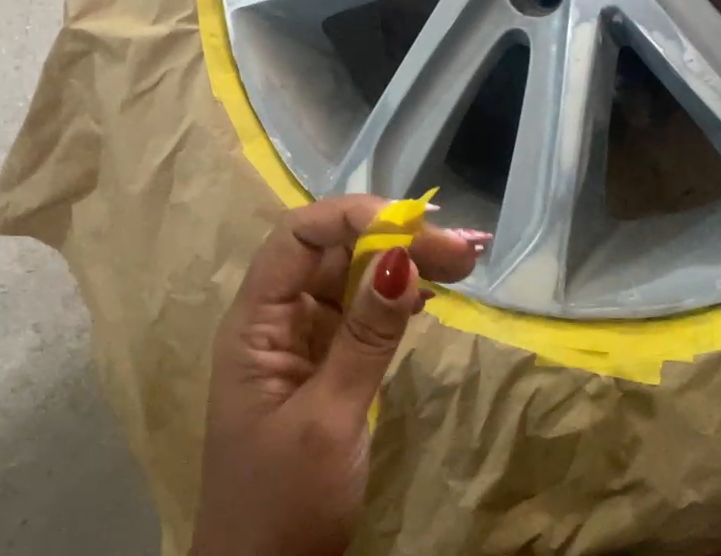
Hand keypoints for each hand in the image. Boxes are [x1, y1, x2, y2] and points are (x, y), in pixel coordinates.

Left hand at [190, 196, 487, 555]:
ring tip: (463, 262)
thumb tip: (402, 259)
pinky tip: (434, 295)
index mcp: (257, 322)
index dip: (353, 217)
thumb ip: (364, 336)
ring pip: (355, 280)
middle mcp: (279, 319)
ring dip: (405, 265)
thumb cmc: (282, 503)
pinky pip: (365, 314)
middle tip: (463, 250)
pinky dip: (399, 300)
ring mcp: (305, 342)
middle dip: (395, 240)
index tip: (415, 226)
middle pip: (334, 252)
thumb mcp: (328, 417)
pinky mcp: (330, 366)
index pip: (299, 236)